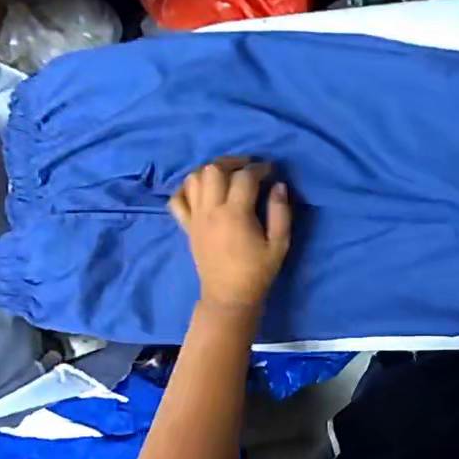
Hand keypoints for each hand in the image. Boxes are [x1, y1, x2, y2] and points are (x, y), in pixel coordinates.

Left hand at [169, 158, 291, 310]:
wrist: (229, 297)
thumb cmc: (257, 272)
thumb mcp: (279, 244)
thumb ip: (281, 212)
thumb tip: (279, 185)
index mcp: (236, 214)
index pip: (245, 177)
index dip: (260, 168)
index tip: (270, 170)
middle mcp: (211, 211)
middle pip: (213, 170)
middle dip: (232, 162)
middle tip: (247, 168)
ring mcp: (195, 218)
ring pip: (193, 179)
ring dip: (210, 171)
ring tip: (226, 175)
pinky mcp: (187, 227)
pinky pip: (177, 200)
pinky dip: (187, 189)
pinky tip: (201, 190)